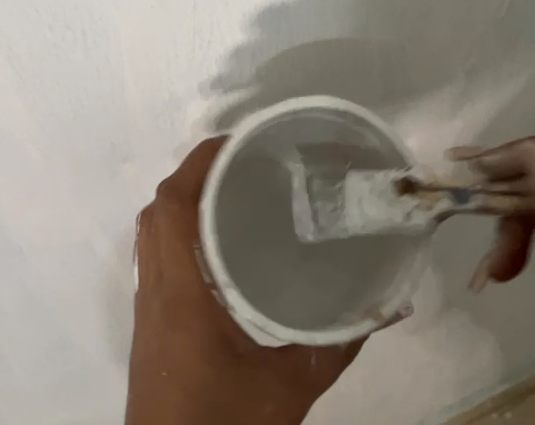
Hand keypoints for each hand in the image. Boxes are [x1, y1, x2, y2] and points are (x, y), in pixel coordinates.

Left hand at [125, 137, 404, 424]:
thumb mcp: (288, 391)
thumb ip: (336, 346)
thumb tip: (388, 308)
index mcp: (181, 294)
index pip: (174, 207)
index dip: (198, 164)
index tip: (238, 143)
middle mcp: (155, 292)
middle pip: (157, 212)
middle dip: (193, 176)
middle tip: (242, 166)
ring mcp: (146, 310)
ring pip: (151, 235)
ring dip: (183, 204)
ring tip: (231, 196)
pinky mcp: (148, 327)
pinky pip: (155, 259)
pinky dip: (179, 236)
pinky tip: (219, 252)